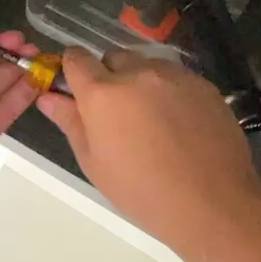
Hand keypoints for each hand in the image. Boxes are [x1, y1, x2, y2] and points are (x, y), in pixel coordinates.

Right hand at [35, 47, 260, 247]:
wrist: (212, 204)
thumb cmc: (142, 191)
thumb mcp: (94, 163)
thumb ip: (70, 122)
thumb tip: (48, 97)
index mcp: (102, 93)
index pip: (76, 58)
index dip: (73, 70)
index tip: (77, 88)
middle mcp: (137, 73)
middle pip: (112, 57)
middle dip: (108, 76)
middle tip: (116, 112)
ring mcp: (174, 76)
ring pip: (146, 64)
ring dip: (140, 80)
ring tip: (150, 117)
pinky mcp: (202, 84)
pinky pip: (176, 77)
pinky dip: (169, 90)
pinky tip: (178, 123)